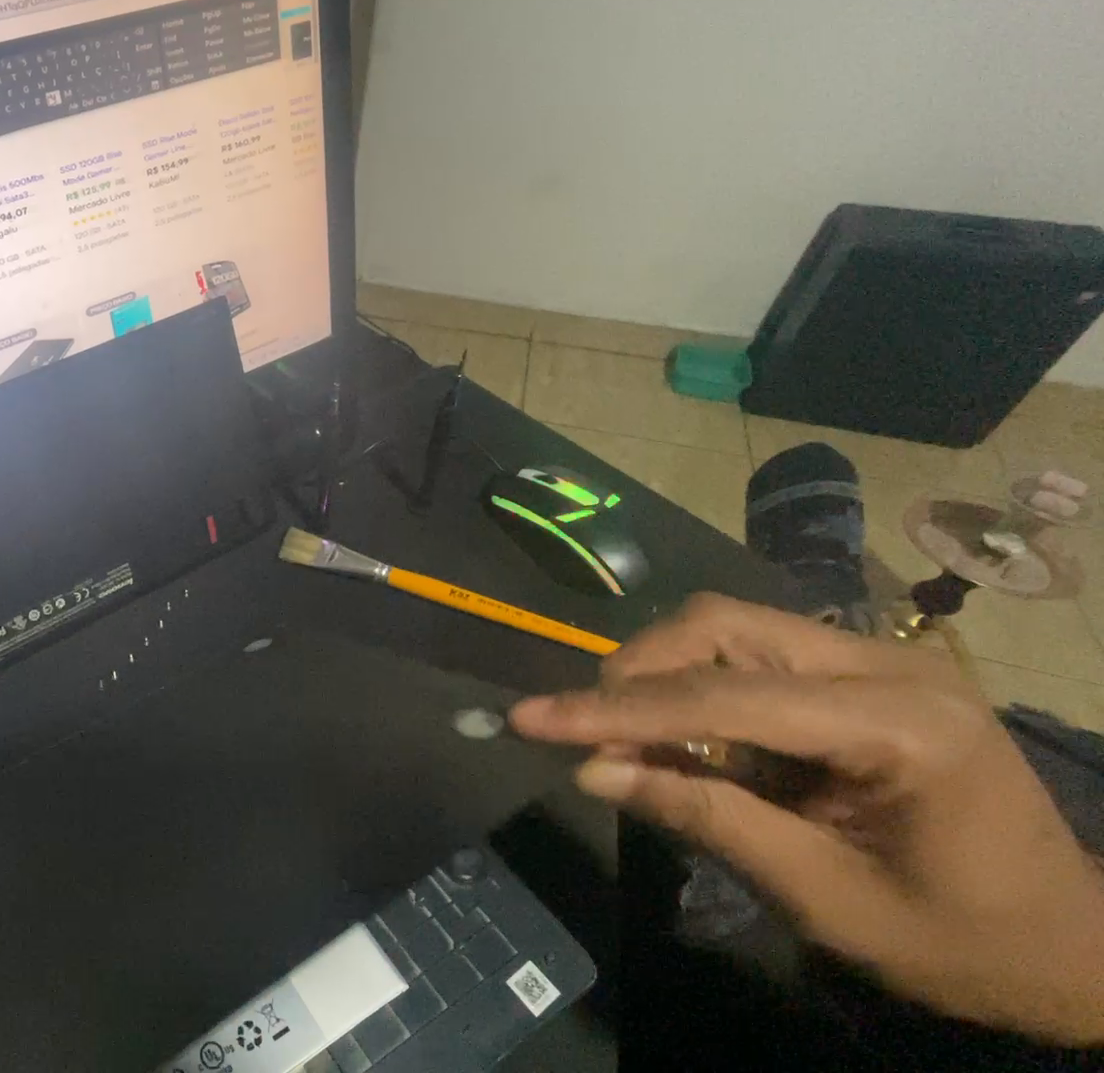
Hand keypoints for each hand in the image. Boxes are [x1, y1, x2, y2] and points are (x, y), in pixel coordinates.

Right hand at [510, 593, 1103, 1045]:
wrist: (1072, 951)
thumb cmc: (960, 942)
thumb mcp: (823, 896)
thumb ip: (703, 817)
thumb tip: (592, 771)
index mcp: (901, 724)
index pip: (719, 696)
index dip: (612, 709)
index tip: (528, 719)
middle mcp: (889, 664)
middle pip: (717, 626)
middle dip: (636, 673)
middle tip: (588, 732)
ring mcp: (875, 658)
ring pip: (722, 628)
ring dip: (658, 676)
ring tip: (632, 740)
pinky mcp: (857, 670)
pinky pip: (744, 654)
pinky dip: (691, 688)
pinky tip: (684, 739)